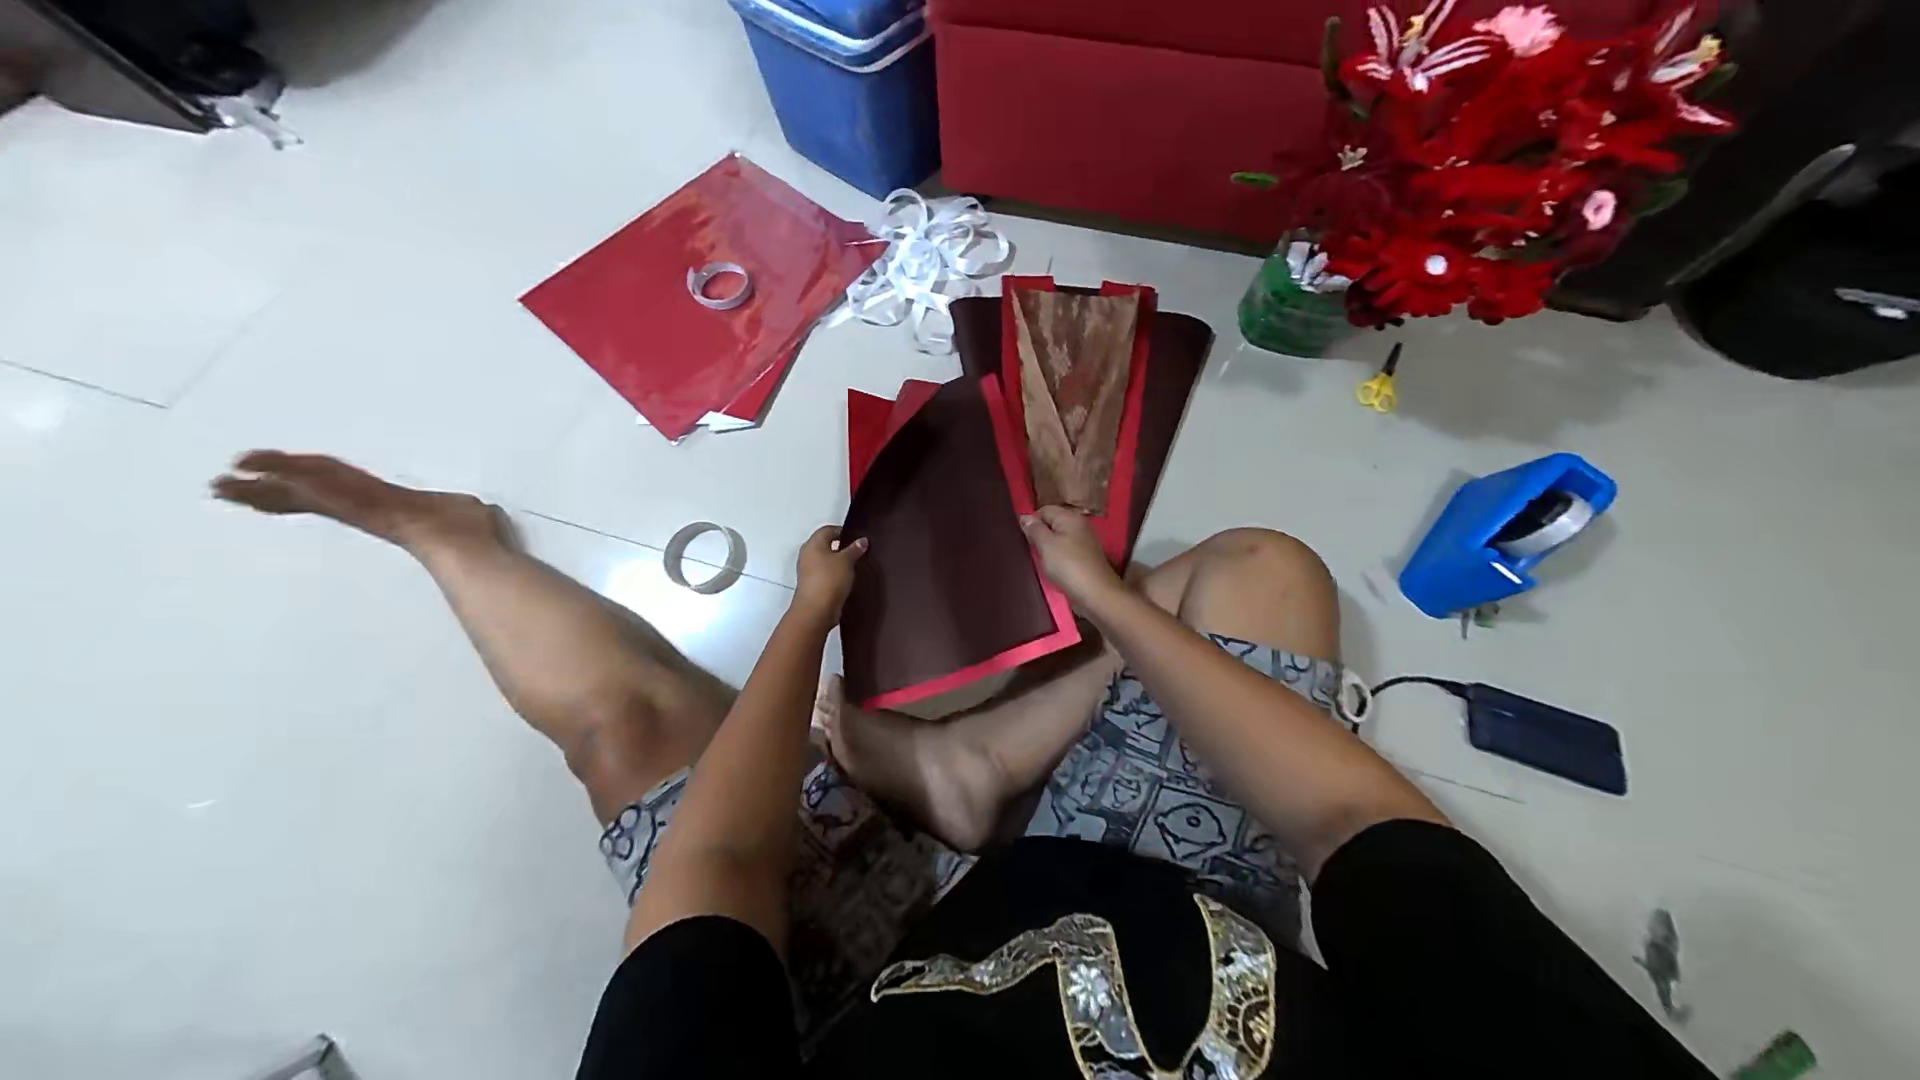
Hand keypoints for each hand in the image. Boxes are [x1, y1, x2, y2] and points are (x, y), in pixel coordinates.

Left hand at [794, 526, 867, 619]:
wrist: (816, 610)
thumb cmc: (830, 579)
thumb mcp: (846, 561)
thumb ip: (855, 549)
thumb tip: (862, 540)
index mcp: (813, 544)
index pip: (827, 529)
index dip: (842, 530)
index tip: (856, 536)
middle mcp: (807, 555)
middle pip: (825, 545)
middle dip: (841, 546)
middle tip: (858, 549)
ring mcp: (808, 571)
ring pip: (825, 561)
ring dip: (838, 562)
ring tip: (855, 564)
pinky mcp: (812, 585)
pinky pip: (825, 574)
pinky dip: (835, 574)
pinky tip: (847, 579)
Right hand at [1020, 506, 1122, 608]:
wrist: (1096, 594)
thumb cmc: (1068, 566)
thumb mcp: (1046, 545)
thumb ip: (1034, 529)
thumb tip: (1025, 517)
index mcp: (1070, 517)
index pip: (1044, 510)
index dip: (1032, 522)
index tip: (1024, 539)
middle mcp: (1080, 525)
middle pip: (1053, 524)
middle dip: (1040, 535)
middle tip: (1030, 550)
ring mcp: (1085, 542)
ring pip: (1059, 539)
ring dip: (1048, 548)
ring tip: (1040, 560)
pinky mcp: (1086, 557)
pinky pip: (1067, 551)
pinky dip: (1059, 558)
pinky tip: (1054, 568)